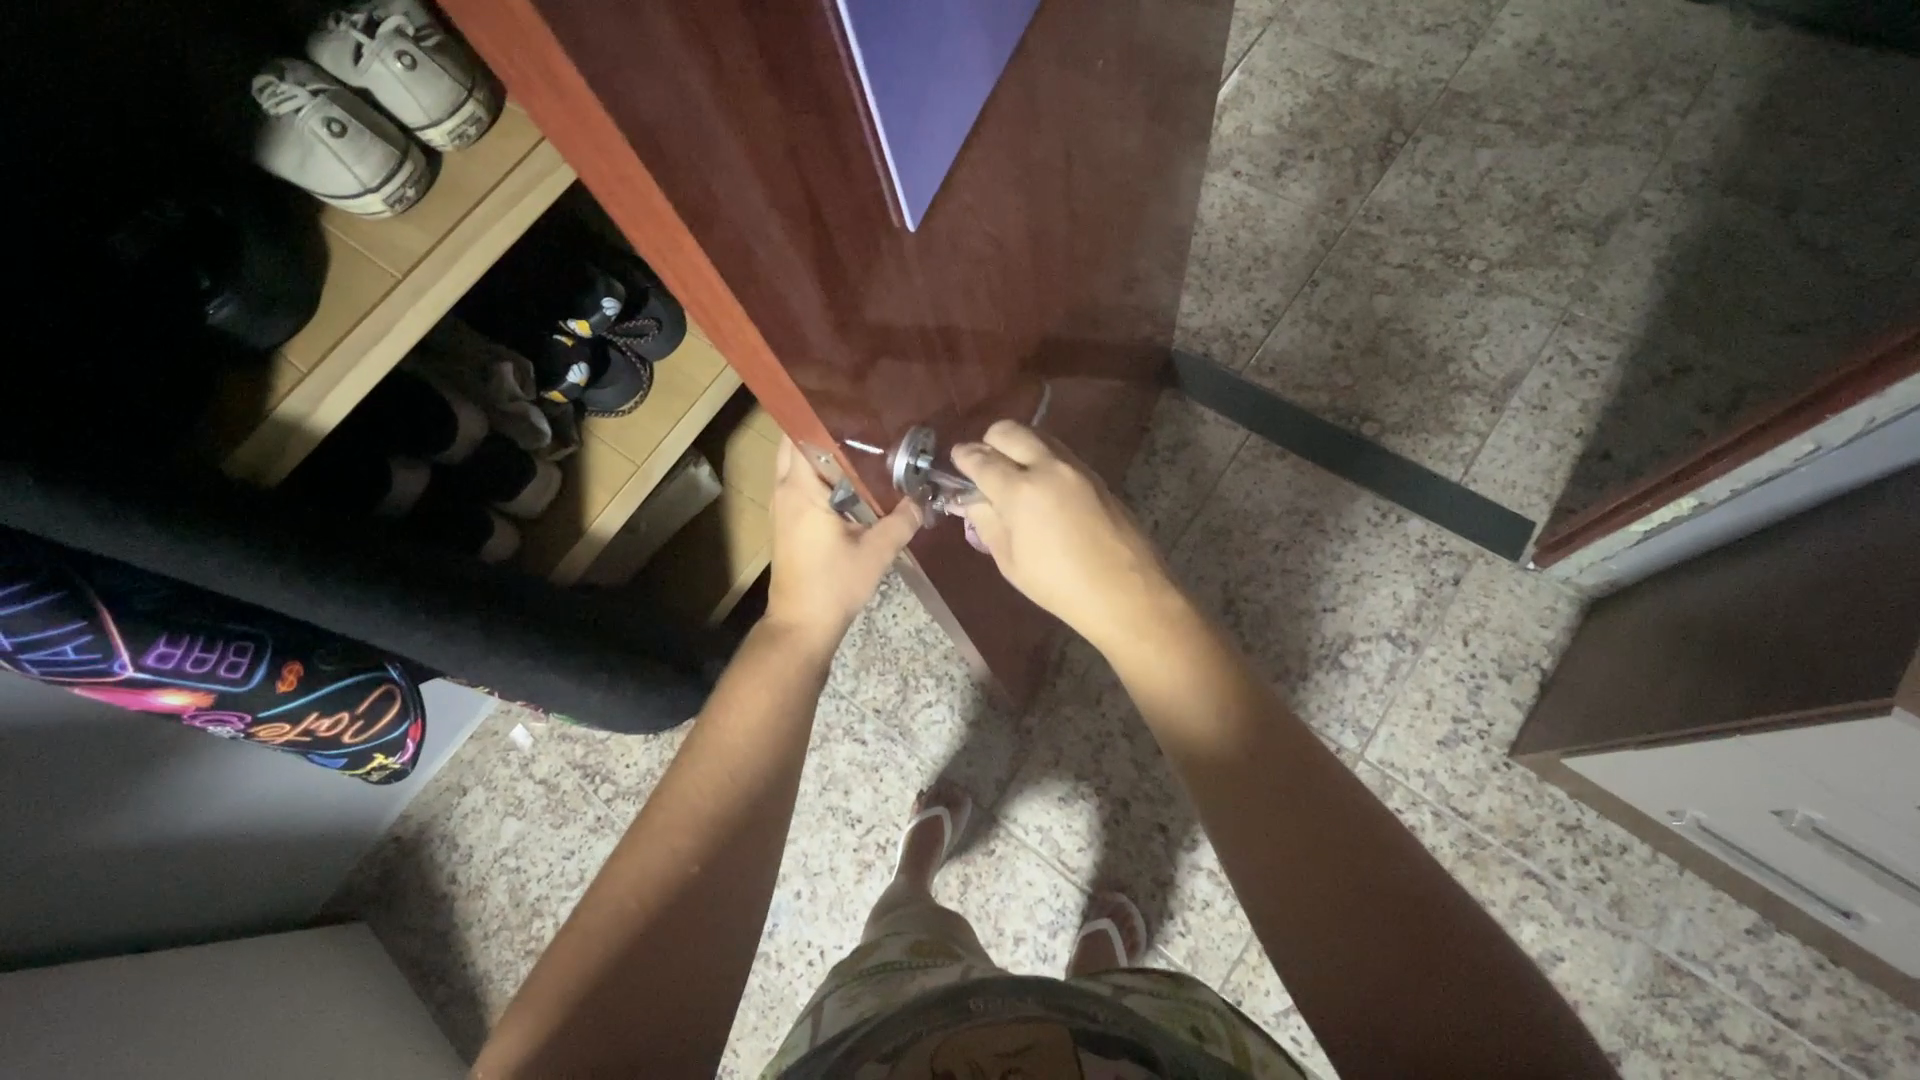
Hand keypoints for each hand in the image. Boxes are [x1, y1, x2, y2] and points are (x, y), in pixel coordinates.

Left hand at [764, 437, 921, 648]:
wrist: (802, 625)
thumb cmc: (833, 585)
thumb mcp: (876, 552)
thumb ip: (902, 521)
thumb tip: (923, 499)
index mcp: (801, 489)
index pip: (802, 434)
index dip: (825, 416)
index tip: (855, 407)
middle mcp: (784, 491)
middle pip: (796, 444)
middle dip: (824, 430)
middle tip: (863, 424)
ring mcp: (782, 506)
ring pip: (796, 464)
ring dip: (822, 453)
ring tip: (862, 445)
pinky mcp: (787, 521)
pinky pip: (800, 483)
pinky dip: (820, 474)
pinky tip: (852, 479)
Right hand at [950, 421, 1178, 649]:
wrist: (1125, 591)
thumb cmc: (1059, 586)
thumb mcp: (1010, 561)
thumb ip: (986, 522)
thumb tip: (970, 501)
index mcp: (1020, 491)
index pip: (980, 459)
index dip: (962, 458)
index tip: (955, 462)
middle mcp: (1048, 467)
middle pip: (1008, 431)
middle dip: (988, 442)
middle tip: (983, 466)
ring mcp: (1075, 468)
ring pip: (1037, 435)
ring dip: (1017, 445)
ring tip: (1011, 474)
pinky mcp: (1095, 475)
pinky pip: (1059, 452)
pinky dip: (1041, 457)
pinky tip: (1040, 486)